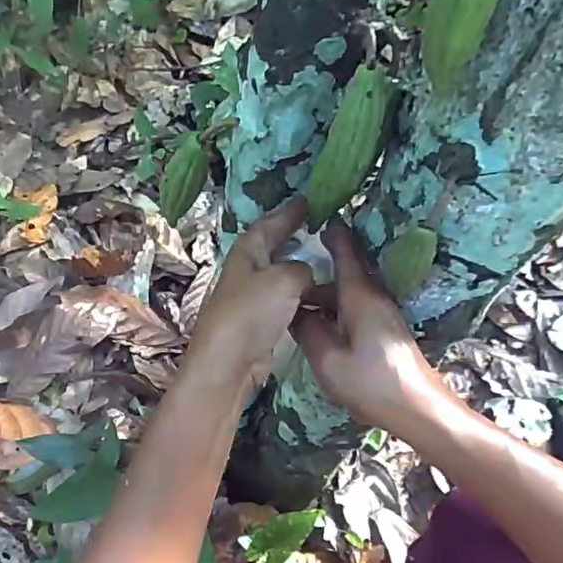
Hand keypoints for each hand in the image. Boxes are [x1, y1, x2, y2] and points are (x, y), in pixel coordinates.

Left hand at [182, 198, 314, 390]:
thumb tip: (305, 274)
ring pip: (284, 276)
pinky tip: (323, 300)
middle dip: (296, 237)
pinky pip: (289, 300)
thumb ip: (301, 268)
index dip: (289, 212)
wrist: (229, 362)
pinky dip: (306, 297)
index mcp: (247, 252)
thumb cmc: (251, 313)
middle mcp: (247, 271)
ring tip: (334, 266)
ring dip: (306, 270)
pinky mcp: (260, 322)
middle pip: (274, 248)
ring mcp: (253, 297)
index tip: (309, 200)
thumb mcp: (284, 279)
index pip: (269, 223)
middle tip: (323, 227)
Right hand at [291, 222, 458, 435]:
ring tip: (293, 307)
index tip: (319, 218)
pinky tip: (316, 326)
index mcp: (360, 298)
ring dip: (323, 297)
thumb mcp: (328, 359)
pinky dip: (333, 311)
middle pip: (343, 276)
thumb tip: (297, 311)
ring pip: (347, 296)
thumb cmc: (372, 383)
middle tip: (284, 277)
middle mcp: (374, 300)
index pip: (346, 255)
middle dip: (317, 274)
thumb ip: (308, 330)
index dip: (333, 236)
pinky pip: (353, 311)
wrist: (418, 411)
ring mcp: (382, 317)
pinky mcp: (384, 333)